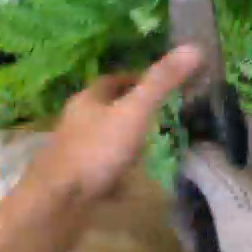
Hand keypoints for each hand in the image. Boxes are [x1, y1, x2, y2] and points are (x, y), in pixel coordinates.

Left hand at [25, 45, 204, 202]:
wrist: (57, 204)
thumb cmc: (96, 151)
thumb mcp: (135, 112)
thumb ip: (162, 82)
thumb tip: (194, 48)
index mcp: (87, 100)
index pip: (111, 80)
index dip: (135, 79)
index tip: (158, 84)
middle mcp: (76, 122)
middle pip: (105, 109)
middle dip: (129, 111)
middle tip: (159, 116)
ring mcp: (72, 153)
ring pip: (101, 140)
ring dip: (122, 141)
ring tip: (149, 148)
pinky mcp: (74, 181)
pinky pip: (99, 170)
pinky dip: (116, 173)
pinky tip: (130, 183)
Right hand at [184, 116, 251, 251]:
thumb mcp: (223, 192)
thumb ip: (204, 161)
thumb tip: (195, 149)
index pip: (247, 120)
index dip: (218, 127)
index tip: (192, 146)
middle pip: (243, 159)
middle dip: (210, 176)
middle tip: (185, 199)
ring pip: (248, 189)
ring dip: (218, 203)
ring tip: (192, 232)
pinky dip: (237, 220)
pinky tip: (215, 245)